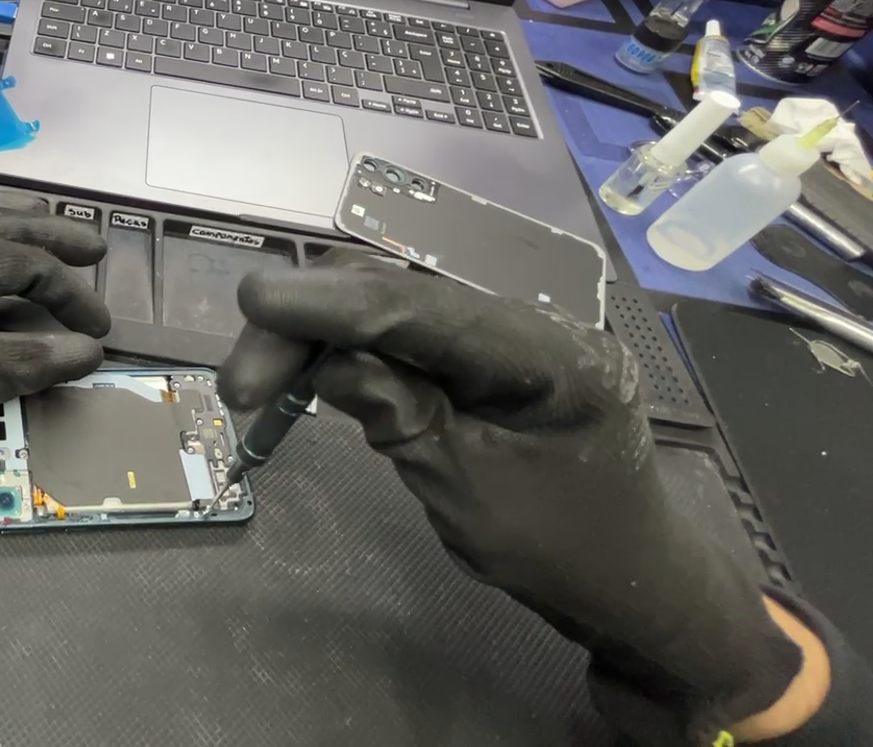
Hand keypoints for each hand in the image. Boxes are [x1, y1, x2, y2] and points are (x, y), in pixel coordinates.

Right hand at [221, 254, 802, 740]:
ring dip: (308, 335)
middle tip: (241, 384)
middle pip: (387, 291)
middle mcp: (523, 318)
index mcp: (549, 354)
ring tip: (256, 384)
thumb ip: (397, 414)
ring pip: (377, 301)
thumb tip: (322, 361)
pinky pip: (390, 326)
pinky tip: (301, 370)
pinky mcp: (469, 343)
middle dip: (303, 326)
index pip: (420, 308)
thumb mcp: (467, 491)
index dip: (329, 301)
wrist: (631, 581)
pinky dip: (335, 344)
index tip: (253, 301)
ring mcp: (495, 325)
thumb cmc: (560, 550)